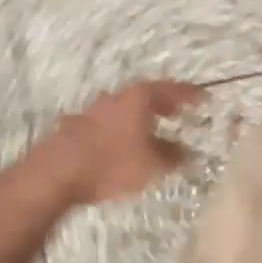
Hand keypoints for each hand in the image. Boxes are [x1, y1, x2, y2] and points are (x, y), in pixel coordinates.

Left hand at [44, 81, 206, 205]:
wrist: (56, 172)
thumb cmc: (111, 163)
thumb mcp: (150, 165)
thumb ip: (171, 156)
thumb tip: (187, 151)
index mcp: (140, 97)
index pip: (172, 90)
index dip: (190, 94)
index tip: (205, 97)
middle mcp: (119, 95)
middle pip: (147, 94)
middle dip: (164, 102)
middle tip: (178, 110)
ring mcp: (95, 108)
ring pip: (125, 107)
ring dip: (139, 115)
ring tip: (149, 127)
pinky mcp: (77, 125)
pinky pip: (107, 121)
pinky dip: (119, 128)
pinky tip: (118, 142)